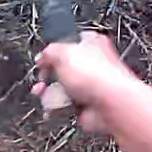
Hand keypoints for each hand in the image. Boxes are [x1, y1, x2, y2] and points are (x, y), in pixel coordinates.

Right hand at [33, 32, 151, 133]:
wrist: (110, 104)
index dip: (53, 51)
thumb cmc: (95, 75)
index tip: (43, 59)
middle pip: (63, 69)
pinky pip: (66, 106)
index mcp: (91, 43)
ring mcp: (90, 87)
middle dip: (47, 76)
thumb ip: (49, 51)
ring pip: (62, 89)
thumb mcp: (63, 52)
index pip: (68, 43)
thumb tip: (42, 56)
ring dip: (49, 93)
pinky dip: (58, 108)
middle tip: (41, 79)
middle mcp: (93, 65)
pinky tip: (55, 107)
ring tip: (43, 94)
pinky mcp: (87, 106)